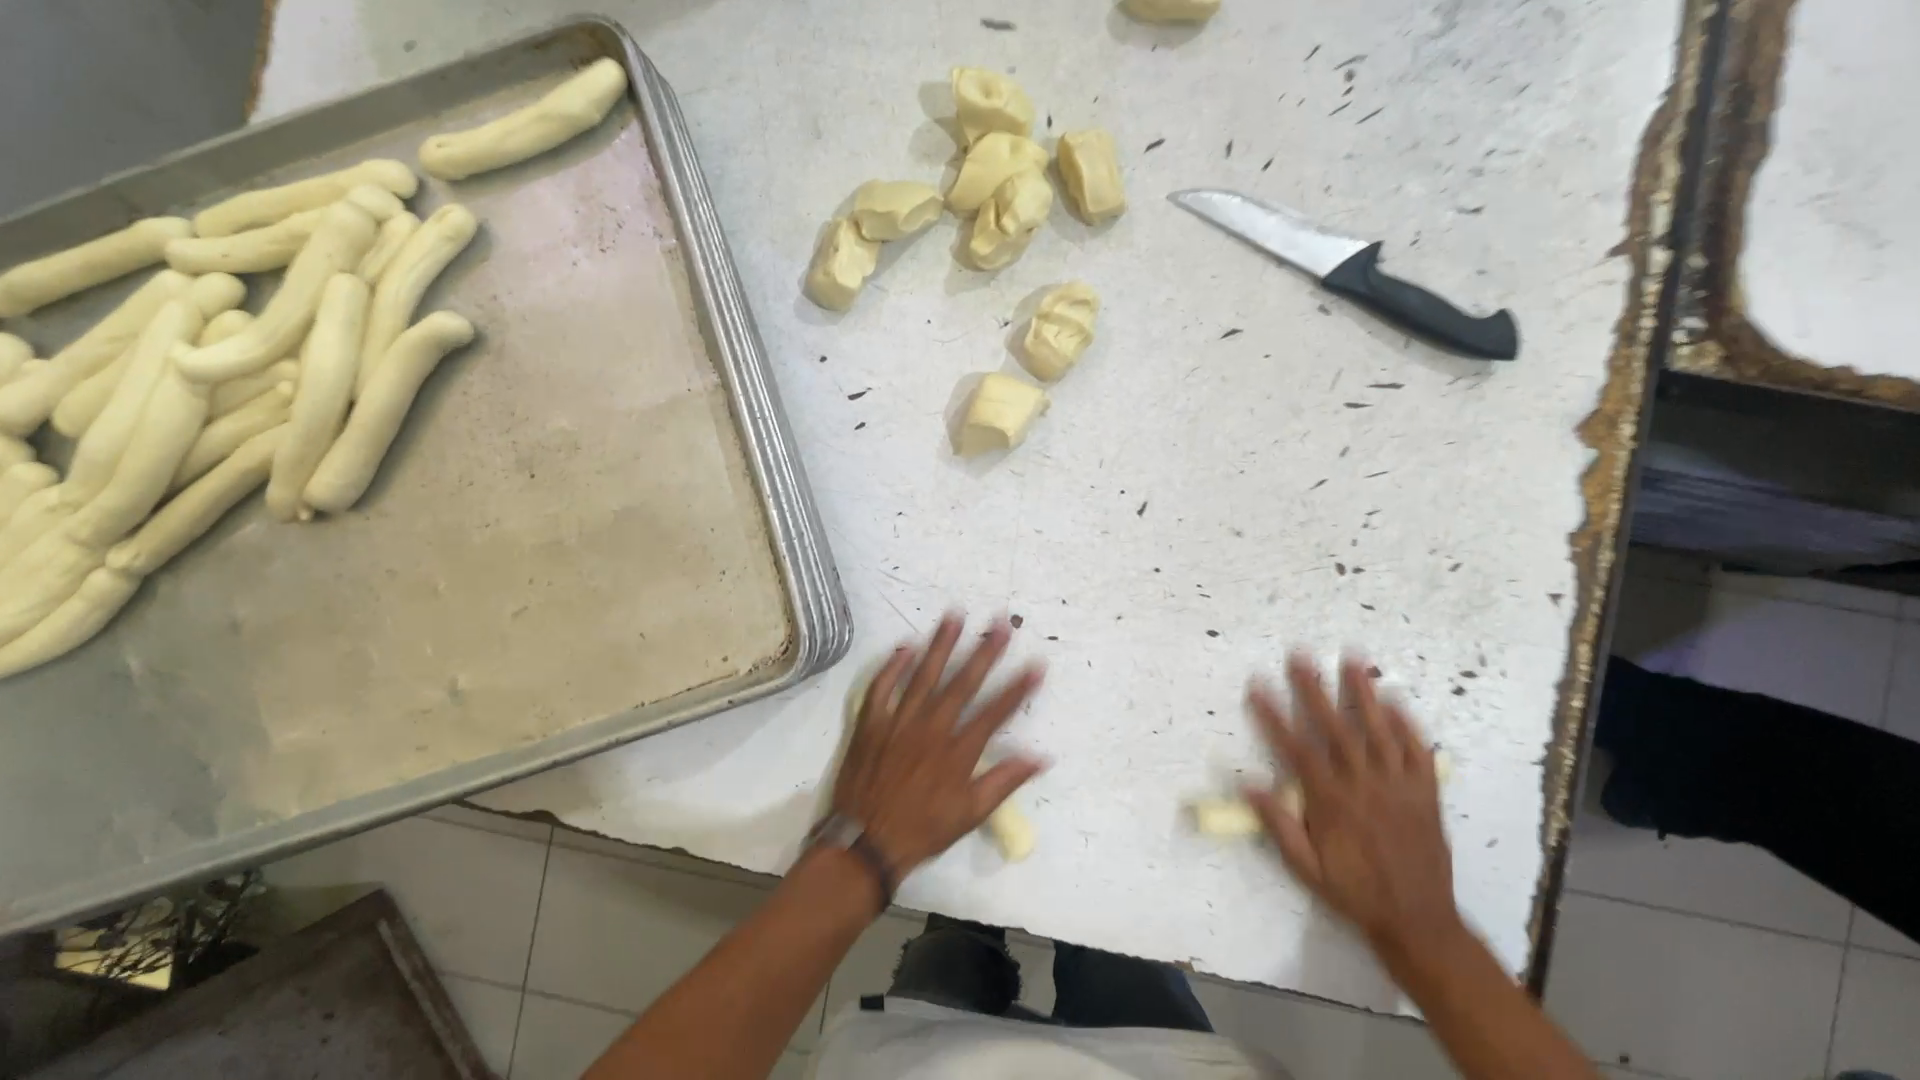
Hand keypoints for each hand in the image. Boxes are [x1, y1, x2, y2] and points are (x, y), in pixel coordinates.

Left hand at [832, 613, 1045, 874]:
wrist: (865, 842)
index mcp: (958, 751)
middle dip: (984, 651)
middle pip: (963, 683)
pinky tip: (906, 647)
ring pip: (923, 675)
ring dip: (940, 645)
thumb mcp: (970, 814)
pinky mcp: (870, 723)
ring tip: (954, 616)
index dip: (1018, 687)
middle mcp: (931, 728)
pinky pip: (881, 688)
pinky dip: (893, 666)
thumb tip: (1040, 758)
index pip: (995, 711)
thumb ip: (1004, 781)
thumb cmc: (922, 830)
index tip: (1036, 664)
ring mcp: (898, 722)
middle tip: (1000, 624)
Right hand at [1244, 654, 1460, 958]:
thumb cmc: (1354, 892)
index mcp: (1332, 802)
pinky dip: (1406, 724)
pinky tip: (1395, 700)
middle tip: (1300, 656)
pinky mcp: (1427, 792)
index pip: (1296, 749)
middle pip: (1336, 728)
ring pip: (1379, 730)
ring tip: (1351, 659)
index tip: (1258, 686)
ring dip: (1363, 692)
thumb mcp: (1306, 867)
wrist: (1418, 918)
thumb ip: (1279, 824)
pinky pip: (1418, 751)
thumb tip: (1248, 784)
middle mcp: (1365, 785)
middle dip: (1314, 689)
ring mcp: (1399, 786)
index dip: (1274, 716)